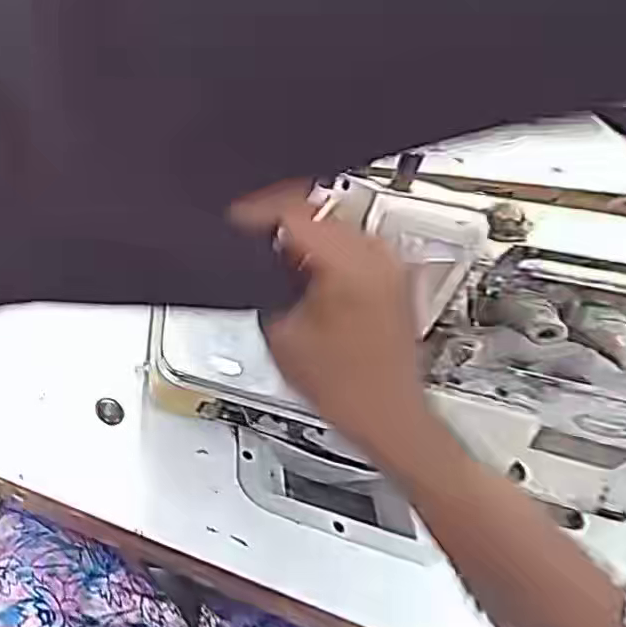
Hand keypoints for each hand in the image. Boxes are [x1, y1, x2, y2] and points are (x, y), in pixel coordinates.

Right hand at [229, 182, 438, 458]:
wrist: (386, 415)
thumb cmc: (344, 387)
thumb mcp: (279, 329)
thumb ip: (262, 280)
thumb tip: (252, 253)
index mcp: (349, 263)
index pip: (292, 211)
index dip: (253, 212)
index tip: (233, 217)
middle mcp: (377, 256)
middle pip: (314, 211)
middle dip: (275, 220)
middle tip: (245, 232)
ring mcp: (389, 265)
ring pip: (331, 224)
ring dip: (297, 235)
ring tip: (268, 254)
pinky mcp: (392, 277)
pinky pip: (348, 244)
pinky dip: (319, 249)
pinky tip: (298, 270)